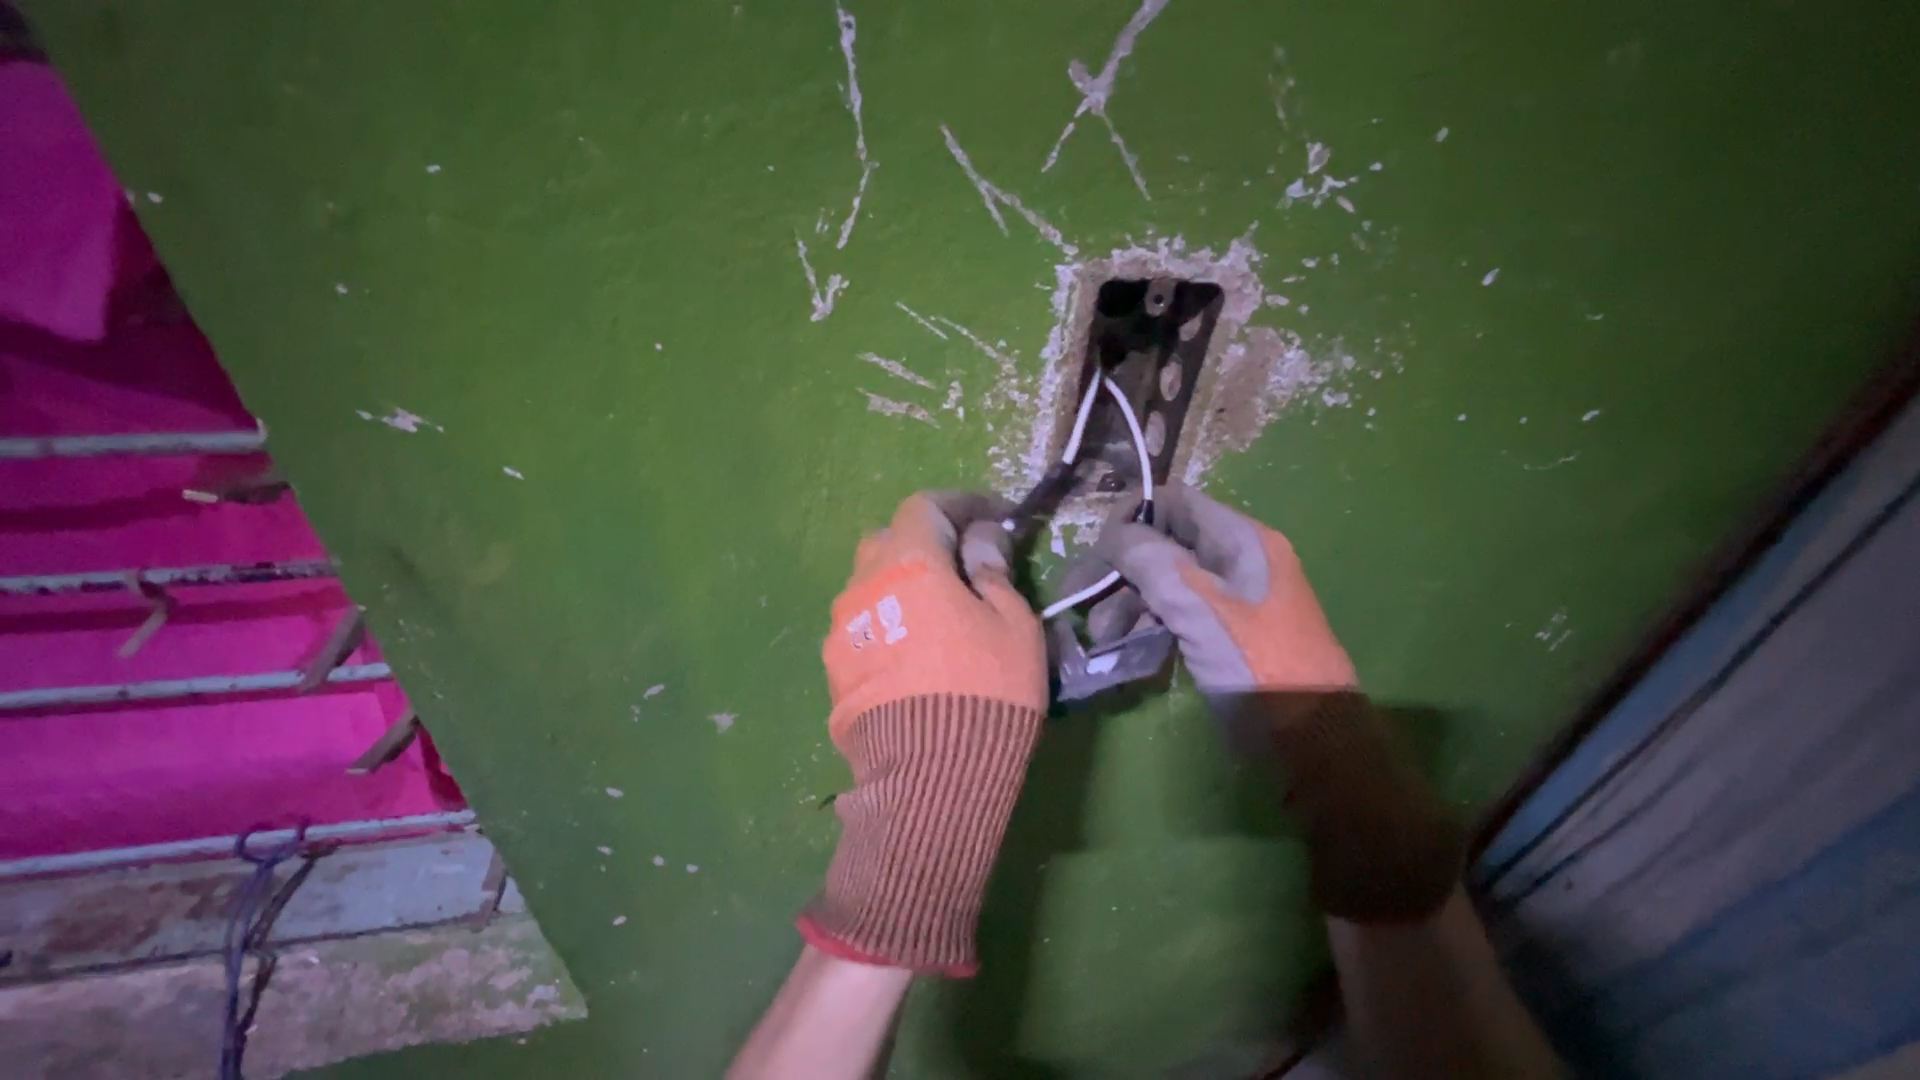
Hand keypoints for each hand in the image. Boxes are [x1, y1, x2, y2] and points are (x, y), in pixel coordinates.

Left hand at [823, 492, 1045, 727]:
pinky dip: (887, 626)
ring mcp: (841, 629)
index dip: (960, 504)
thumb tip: (979, 541)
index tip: (991, 517)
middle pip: (889, 542)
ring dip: (900, 587)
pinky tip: (911, 656)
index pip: (925, 506)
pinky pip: (861, 629)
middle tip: (961, 568)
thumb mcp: (1012, 624)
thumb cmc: (986, 687)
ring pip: (868, 586)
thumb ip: (992, 571)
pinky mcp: (833, 670)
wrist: (931, 774)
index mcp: (908, 562)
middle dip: (925, 544)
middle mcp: (862, 584)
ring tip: (935, 618)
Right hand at [1091, 483, 1355, 694]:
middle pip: (1163, 545)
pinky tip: (1121, 648)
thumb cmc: (1257, 664)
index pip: (1174, 502)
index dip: (1131, 516)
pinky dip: (1146, 625)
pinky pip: (1176, 614)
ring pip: (1165, 583)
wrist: (1310, 738)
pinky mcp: (1222, 632)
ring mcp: (1230, 598)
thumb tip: (1115, 535)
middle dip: (1119, 568)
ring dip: (1126, 602)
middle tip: (1077, 596)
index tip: (1096, 549)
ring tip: (1100, 636)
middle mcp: (1234, 560)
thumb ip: (1151, 561)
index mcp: (1240, 540)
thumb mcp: (1199, 607)